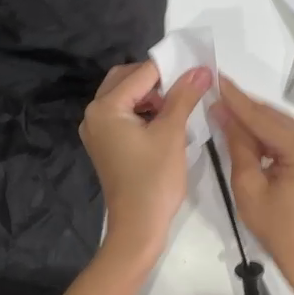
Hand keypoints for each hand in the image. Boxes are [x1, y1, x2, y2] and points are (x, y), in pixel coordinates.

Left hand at [80, 61, 211, 249]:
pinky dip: (142, 112)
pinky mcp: (104, 144)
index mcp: (105, 108)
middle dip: (155, 81)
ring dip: (149, 96)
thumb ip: (184, 96)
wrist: (138, 225)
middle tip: (184, 88)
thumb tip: (200, 69)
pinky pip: (122, 116)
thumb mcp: (171, 133)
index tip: (196, 69)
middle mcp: (93, 114)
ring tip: (177, 107)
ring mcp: (95, 130)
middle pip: (125, 80)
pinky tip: (164, 122)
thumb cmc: (154, 179)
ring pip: (124, 97)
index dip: (169, 69)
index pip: (140, 74)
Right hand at [212, 76, 293, 283]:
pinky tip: (246, 126)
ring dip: (254, 118)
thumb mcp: (247, 185)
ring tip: (224, 105)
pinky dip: (267, 131)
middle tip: (215, 89)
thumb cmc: (276, 227)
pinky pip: (289, 135)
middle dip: (243, 106)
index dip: (236, 99)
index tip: (215, 78)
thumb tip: (221, 111)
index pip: (263, 119)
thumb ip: (237, 144)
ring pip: (281, 124)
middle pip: (274, 118)